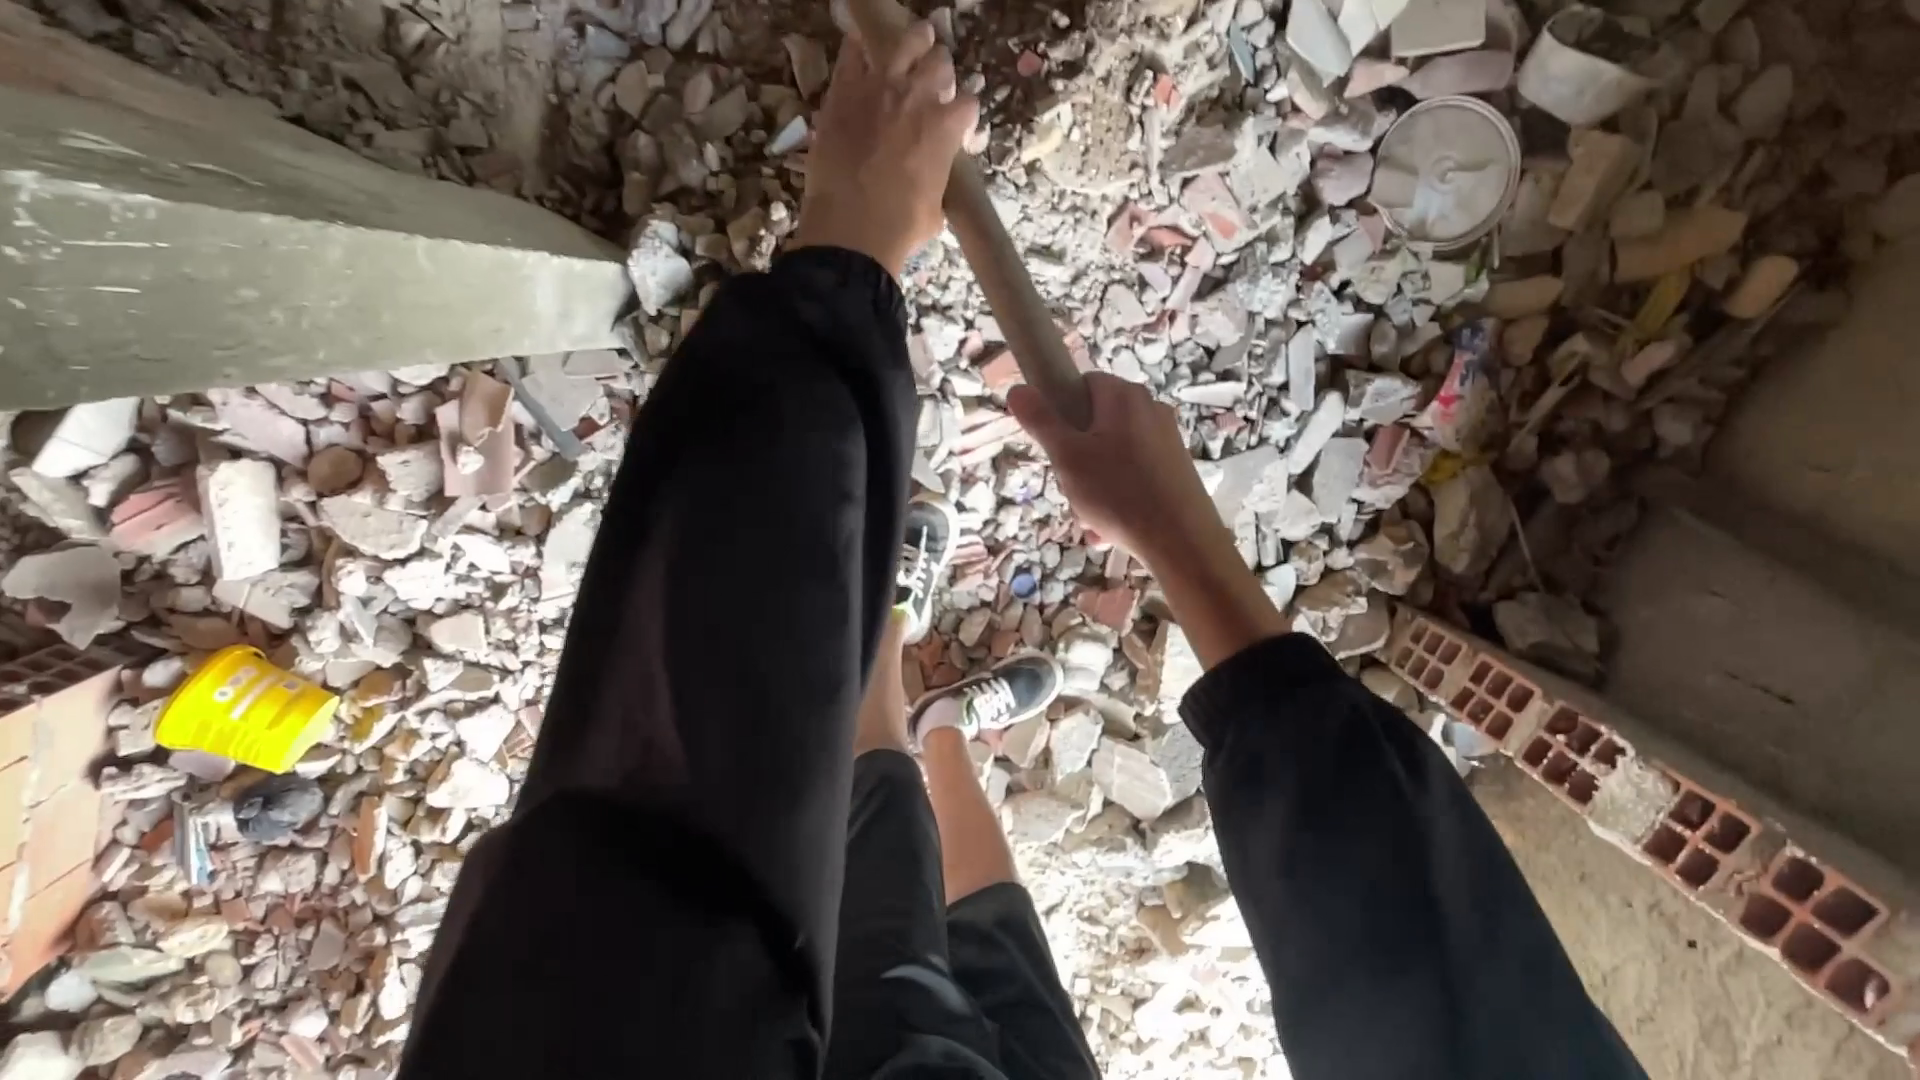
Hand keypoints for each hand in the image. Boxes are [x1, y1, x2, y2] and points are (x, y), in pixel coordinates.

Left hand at [793, 23, 978, 275]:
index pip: (968, 104)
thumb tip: (932, 178)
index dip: (965, 113)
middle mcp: (918, 97)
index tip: (959, 121)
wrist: (852, 229)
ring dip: (914, 41)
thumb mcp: (936, 208)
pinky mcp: (843, 90)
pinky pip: (853, 53)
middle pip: (939, 64)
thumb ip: (938, 180)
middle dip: (942, 71)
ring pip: (904, 43)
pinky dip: (861, 49)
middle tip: (936, 79)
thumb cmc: (900, 228)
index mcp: (946, 128)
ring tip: (918, 38)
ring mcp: (879, 87)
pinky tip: (864, 49)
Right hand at [1011, 374, 1288, 667]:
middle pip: (1096, 422)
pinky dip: (1117, 495)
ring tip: (1088, 517)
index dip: (1061, 410)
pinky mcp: (1176, 468)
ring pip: (1112, 453)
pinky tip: (1108, 529)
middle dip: (1076, 456)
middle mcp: (1151, 408)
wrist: (1181, 541)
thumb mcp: (1067, 457)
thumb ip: (1041, 421)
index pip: (1082, 383)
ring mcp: (1167, 438)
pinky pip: (1133, 474)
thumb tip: (1017, 389)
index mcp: (1124, 396)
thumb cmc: (1118, 493)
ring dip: (1093, 483)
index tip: (1054, 444)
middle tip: (1069, 487)